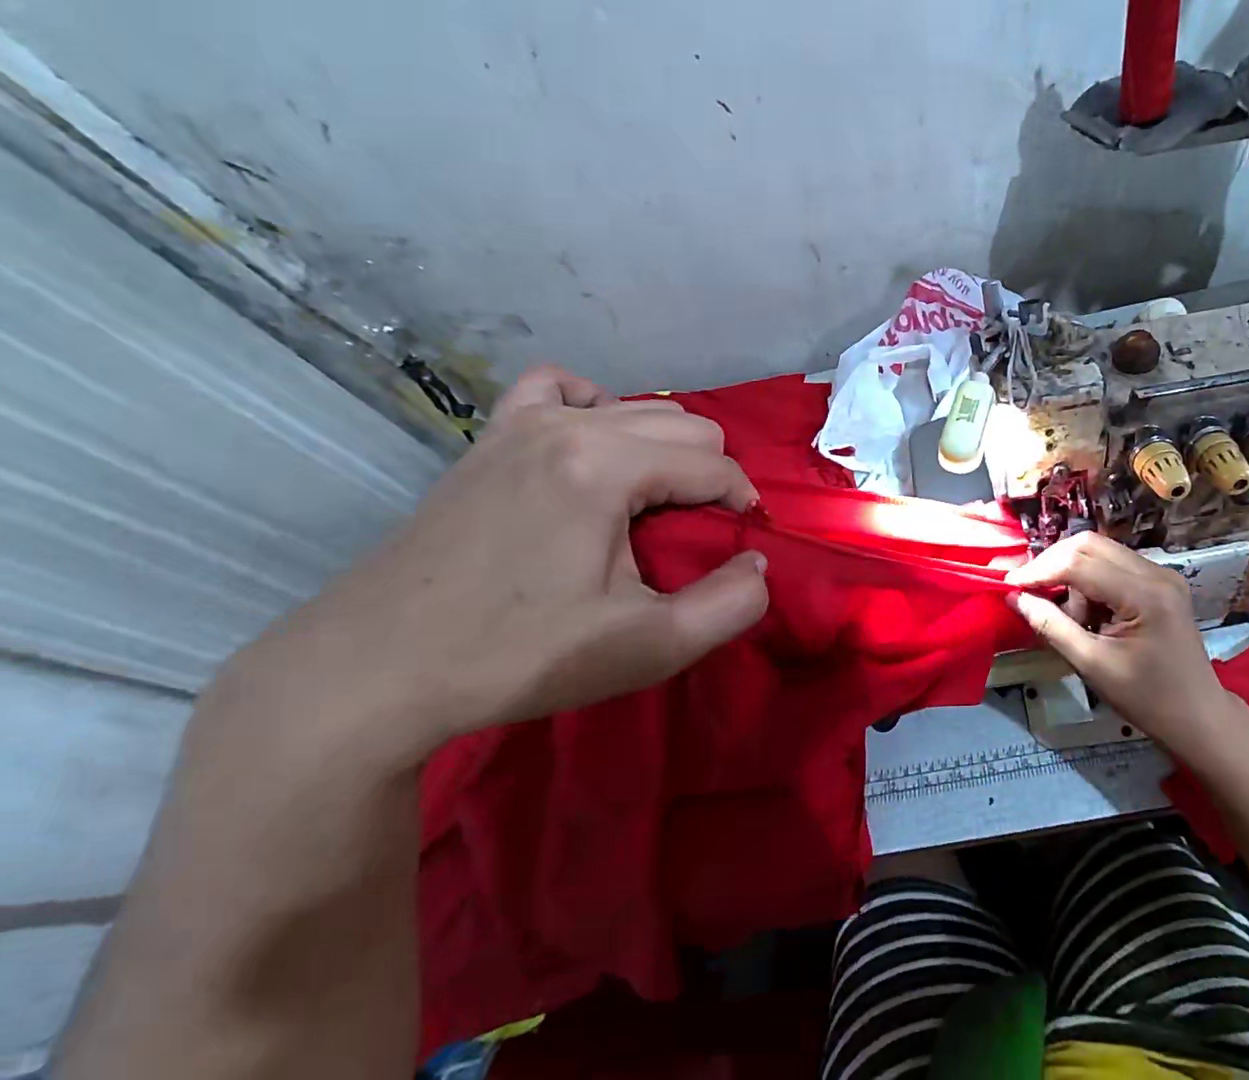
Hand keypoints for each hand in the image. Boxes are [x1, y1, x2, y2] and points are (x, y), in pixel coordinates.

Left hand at [209, 364, 769, 764]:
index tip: (739, 550)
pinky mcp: (487, 441)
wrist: (378, 669)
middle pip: (684, 425)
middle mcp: (566, 424)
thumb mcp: (650, 646)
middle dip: (713, 476)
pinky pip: (558, 392)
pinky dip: (595, 410)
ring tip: (658, 506)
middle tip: (702, 537)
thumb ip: (732, 604)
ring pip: (633, 407)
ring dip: (667, 450)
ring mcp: (518, 425)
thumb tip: (757, 564)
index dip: (743, 506)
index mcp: (605, 466)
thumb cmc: (521, 657)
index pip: (714, 465)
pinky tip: (596, 450)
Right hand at [1003, 533, 1248, 763]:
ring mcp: (1162, 575)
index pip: (1079, 563)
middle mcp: (1157, 573)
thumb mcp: (1092, 665)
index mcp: (1145, 594)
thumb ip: (1051, 626)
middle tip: (1029, 592)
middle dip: (1053, 564)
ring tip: (1069, 617)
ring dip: (1073, 575)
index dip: (1039, 571)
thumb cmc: (1146, 698)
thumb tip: (1015, 598)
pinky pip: (1115, 566)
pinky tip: (1088, 613)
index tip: (1010, 586)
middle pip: (1090, 544)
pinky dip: (1091, 582)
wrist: (1197, 715)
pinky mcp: (1162, 582)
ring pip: (1101, 552)